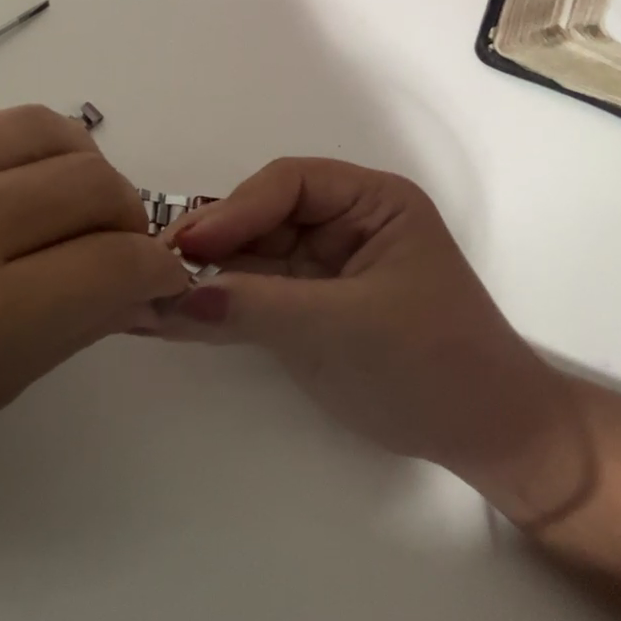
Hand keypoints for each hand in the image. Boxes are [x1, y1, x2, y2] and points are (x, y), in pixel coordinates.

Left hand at [0, 105, 191, 477]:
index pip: (115, 264)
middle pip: (91, 185)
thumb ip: (74, 324)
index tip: (156, 277)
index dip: (155, 271)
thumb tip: (139, 279)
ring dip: (81, 166)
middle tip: (115, 242)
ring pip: (44, 129)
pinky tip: (10, 178)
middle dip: (128, 217)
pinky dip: (17, 146)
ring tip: (70, 199)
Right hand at [154, 158, 577, 487]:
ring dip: (197, 280)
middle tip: (149, 270)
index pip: (287, 186)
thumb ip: (259, 305)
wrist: (479, 434)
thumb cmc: (431, 362)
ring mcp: (314, 272)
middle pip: (255, 220)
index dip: (234, 210)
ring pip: (243, 262)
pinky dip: (209, 310)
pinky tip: (163, 318)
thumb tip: (175, 296)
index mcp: (370, 204)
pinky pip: (245, 301)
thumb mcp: (345, 326)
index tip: (189, 246)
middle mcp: (337, 228)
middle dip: (206, 246)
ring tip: (141, 296)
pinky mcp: (297, 312)